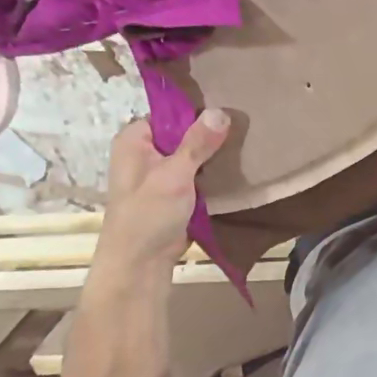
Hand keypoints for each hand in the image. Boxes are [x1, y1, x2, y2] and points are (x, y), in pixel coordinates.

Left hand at [99, 110, 231, 264]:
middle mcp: (142, 154)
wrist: (140, 267)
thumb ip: (198, 143)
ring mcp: (157, 176)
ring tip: (243, 145)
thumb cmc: (148, 215)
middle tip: (241, 127)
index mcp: (133, 140)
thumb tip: (220, 111)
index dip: (196, 111)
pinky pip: (194, 176)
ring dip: (212, 157)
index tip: (227, 109)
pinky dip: (210, 175)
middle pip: (181, 134)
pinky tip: (234, 169)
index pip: (168, 113)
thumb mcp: (175, 175)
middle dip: (209, 135)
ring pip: (191, 156)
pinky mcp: (171, 196)